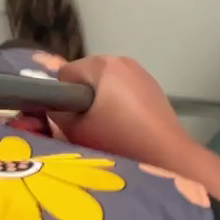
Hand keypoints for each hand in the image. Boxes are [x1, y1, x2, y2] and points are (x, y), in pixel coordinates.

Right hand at [51, 56, 186, 166]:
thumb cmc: (120, 140)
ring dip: (102, 100)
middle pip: (87, 75)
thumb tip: (48, 107)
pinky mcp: (153, 87)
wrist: (171, 159)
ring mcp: (140, 72)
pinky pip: (125, 90)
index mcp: (102, 64)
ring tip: (109, 127)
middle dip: (83, 96)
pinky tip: (127, 126)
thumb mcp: (77, 131)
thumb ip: (55, 114)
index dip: (62, 97)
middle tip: (89, 125)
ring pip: (106, 83)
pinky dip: (120, 103)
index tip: (71, 120)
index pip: (65, 73)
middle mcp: (121, 60)